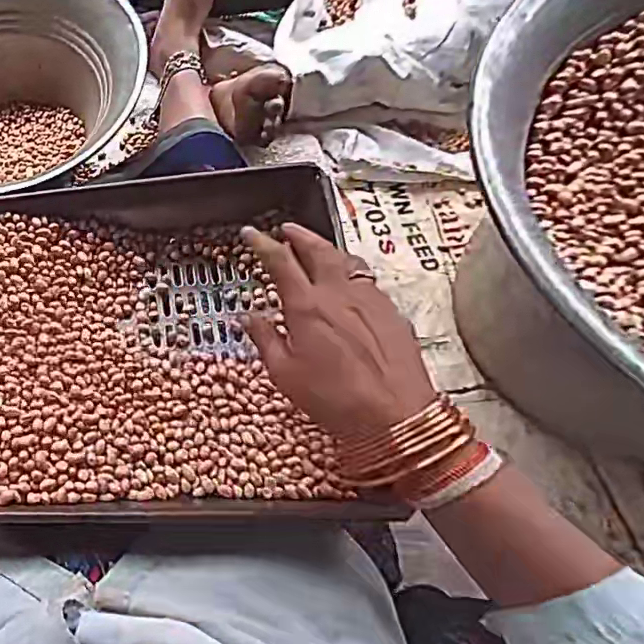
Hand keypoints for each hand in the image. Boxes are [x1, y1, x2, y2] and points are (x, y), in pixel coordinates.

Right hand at [242, 224, 436, 439]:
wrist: (395, 414)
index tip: (251, 234)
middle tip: (286, 229)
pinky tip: (346, 283)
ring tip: (316, 249)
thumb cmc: (334, 398)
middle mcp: (338, 295)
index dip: (262, 243)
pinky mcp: (390, 312)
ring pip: (345, 261)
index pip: (280, 261)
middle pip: (317, 250)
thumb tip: (248, 318)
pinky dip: (349, 272)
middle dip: (299, 235)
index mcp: (306, 307)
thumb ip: (264, 338)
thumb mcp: (284, 373)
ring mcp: (369, 300)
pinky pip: (365, 280)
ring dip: (326, 249)